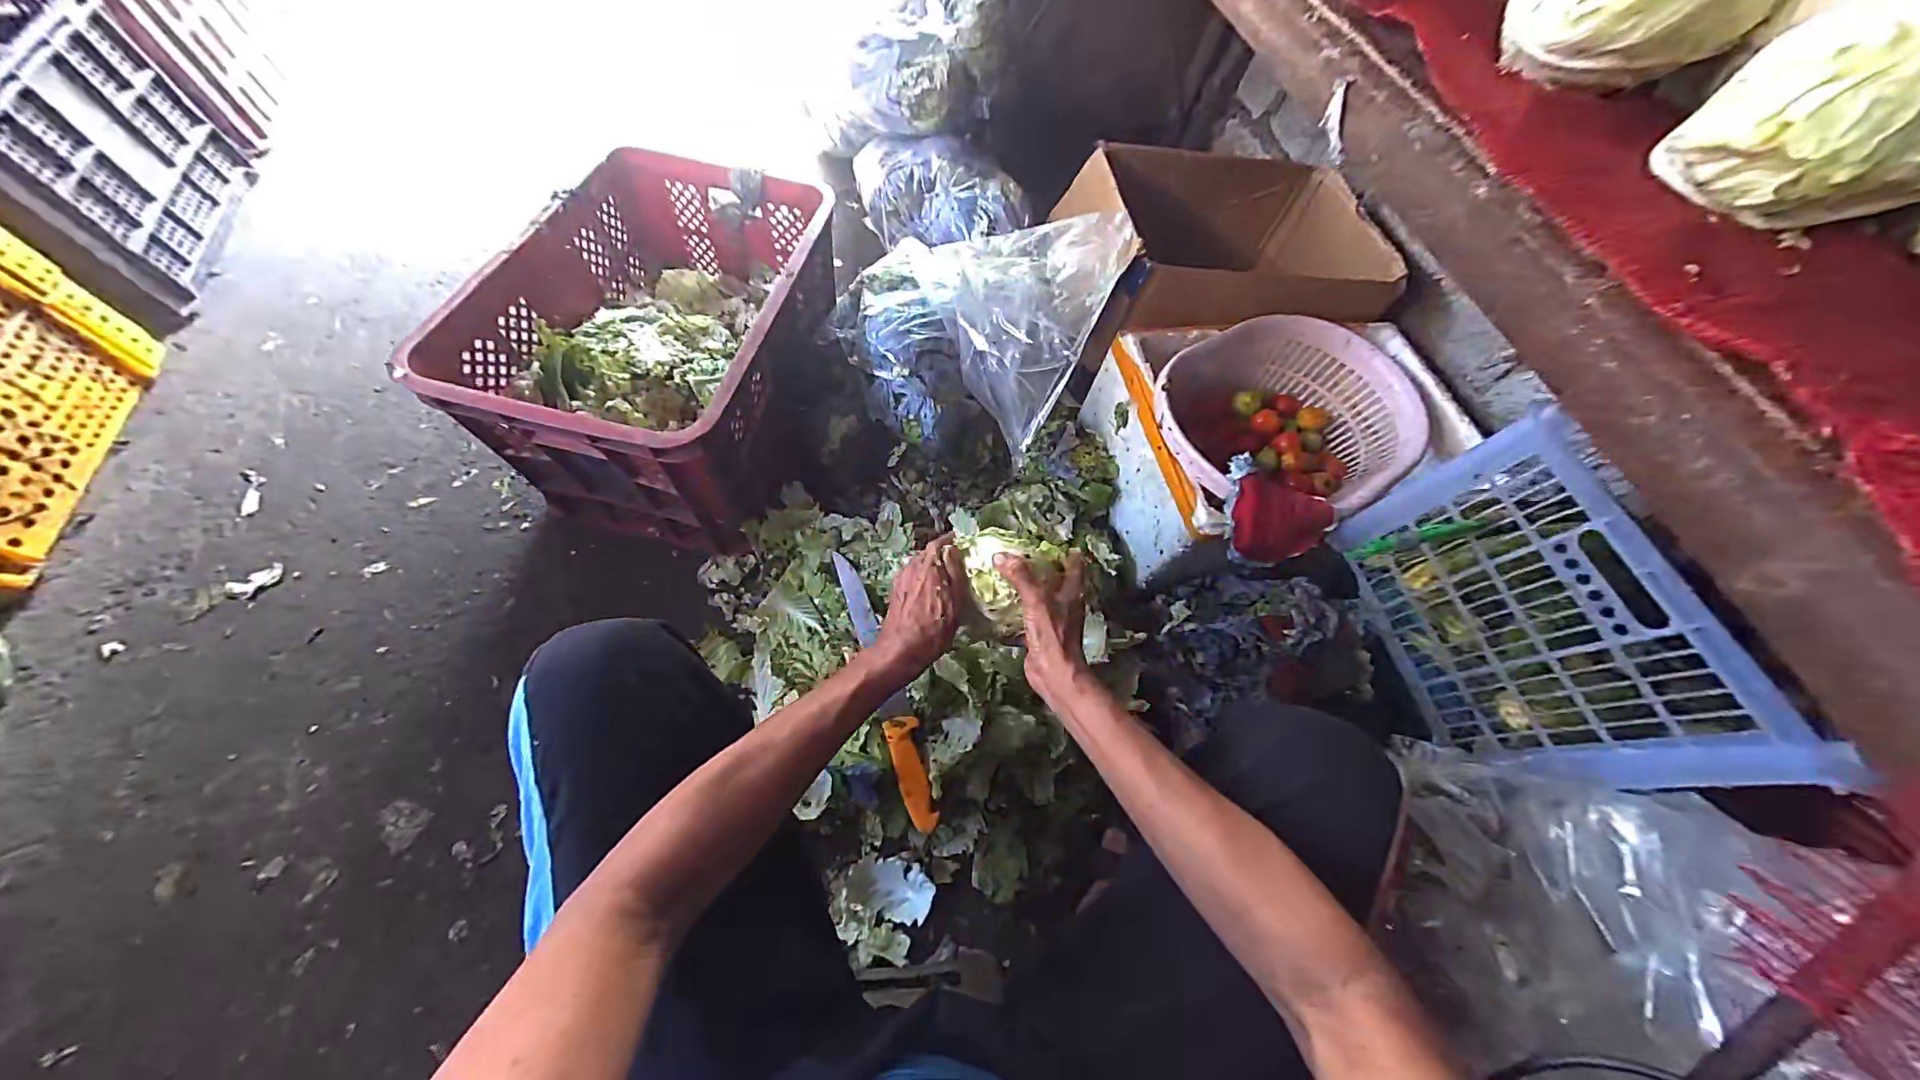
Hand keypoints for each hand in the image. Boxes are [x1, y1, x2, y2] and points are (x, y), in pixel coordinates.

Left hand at [870, 535, 964, 680]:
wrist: (901, 649)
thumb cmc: (934, 629)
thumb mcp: (954, 603)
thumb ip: (954, 573)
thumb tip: (953, 548)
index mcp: (928, 567)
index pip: (938, 543)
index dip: (950, 541)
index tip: (960, 542)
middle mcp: (912, 568)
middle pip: (927, 552)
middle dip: (941, 552)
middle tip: (955, 559)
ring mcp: (901, 579)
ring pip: (918, 563)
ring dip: (930, 564)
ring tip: (944, 573)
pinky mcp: (896, 590)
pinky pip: (911, 574)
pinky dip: (922, 575)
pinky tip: (929, 587)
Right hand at [995, 551, 1088, 700]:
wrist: (1053, 672)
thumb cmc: (1052, 634)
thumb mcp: (1036, 600)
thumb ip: (1020, 577)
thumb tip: (1000, 556)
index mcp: (1071, 591)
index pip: (1073, 563)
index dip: (1063, 550)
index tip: (1046, 540)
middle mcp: (1064, 602)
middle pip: (1056, 578)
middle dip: (1041, 566)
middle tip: (1020, 553)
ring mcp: (1053, 618)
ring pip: (1041, 596)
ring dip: (1027, 586)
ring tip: (1007, 574)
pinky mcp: (1039, 632)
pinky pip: (1027, 614)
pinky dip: (1016, 608)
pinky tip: (1001, 604)